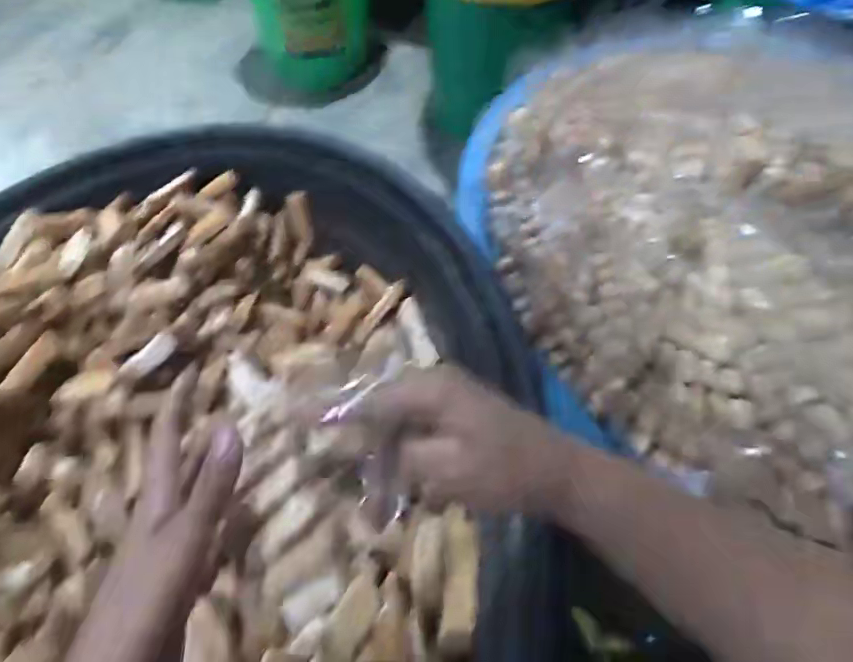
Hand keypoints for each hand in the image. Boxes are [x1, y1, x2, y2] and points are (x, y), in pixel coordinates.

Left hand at [67, 376, 243, 661]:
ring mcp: (164, 553)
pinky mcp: (176, 583)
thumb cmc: (145, 597)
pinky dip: (221, 524)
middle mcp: (158, 520)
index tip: (191, 368)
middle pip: (176, 467)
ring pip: (191, 501)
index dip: (177, 402)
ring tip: (233, 453)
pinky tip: (234, 529)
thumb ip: (209, 488)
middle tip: (218, 402)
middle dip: (194, 434)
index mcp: (155, 502)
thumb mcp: (183, 538)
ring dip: (209, 476)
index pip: (165, 439)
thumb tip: (229, 422)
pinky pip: (204, 539)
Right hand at [341, 365, 578, 515]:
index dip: (334, 409)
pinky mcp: (456, 410)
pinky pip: (414, 421)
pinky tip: (391, 467)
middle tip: (321, 435)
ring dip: (378, 442)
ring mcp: (447, 393)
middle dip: (354, 425)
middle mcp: (435, 381)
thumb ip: (405, 457)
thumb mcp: (449, 470)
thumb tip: (376, 449)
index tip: (297, 412)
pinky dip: (398, 443)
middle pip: (381, 400)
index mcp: (431, 388)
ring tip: (358, 469)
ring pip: (397, 413)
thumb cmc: (503, 470)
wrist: (555, 468)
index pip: (371, 398)